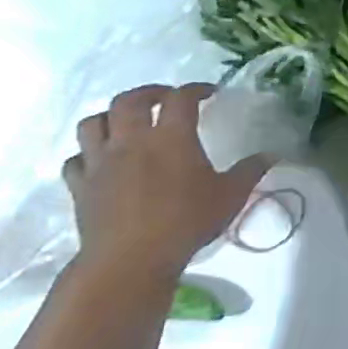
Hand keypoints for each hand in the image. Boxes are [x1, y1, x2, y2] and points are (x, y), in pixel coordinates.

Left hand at [63, 84, 271, 280]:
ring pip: (93, 123)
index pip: (181, 98)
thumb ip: (250, 171)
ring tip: (124, 124)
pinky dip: (86, 155)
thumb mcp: (230, 197)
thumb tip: (272, 153)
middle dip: (148, 93)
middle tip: (164, 98)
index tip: (209, 92)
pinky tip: (99, 163)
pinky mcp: (80, 186)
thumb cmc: (187, 222)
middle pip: (129, 100)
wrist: (132, 259)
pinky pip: (75, 160)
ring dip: (109, 117)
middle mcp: (130, 140)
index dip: (195, 89)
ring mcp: (100, 161)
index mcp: (170, 137)